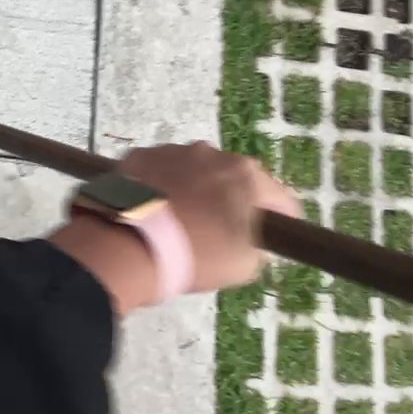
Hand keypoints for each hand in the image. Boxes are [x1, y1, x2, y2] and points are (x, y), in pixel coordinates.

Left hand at [49, 142, 300, 312]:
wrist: (129, 241)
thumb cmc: (197, 253)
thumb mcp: (245, 262)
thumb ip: (256, 243)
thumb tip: (248, 237)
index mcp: (245, 174)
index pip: (278, 196)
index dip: (282, 218)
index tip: (278, 235)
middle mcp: (210, 153)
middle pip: (232, 176)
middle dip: (233, 197)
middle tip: (224, 225)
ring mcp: (170, 150)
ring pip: (193, 169)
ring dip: (194, 187)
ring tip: (182, 215)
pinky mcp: (137, 155)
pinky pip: (159, 170)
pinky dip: (161, 183)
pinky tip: (153, 205)